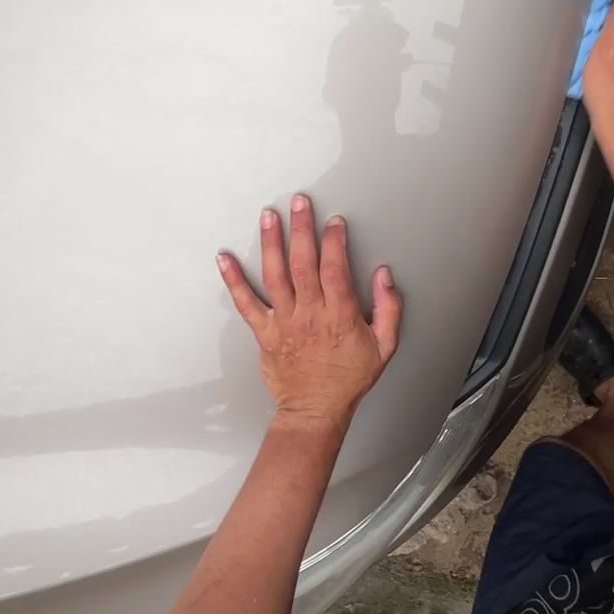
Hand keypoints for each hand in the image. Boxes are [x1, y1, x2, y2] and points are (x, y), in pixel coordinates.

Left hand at [217, 194, 401, 432]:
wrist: (315, 411)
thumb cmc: (349, 378)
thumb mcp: (384, 346)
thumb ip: (389, 308)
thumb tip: (384, 275)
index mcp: (339, 316)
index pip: (335, 270)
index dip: (335, 242)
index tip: (334, 222)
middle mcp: (309, 314)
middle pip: (303, 264)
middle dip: (301, 229)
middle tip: (300, 202)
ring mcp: (284, 322)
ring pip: (275, 276)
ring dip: (271, 243)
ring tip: (268, 216)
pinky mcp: (265, 332)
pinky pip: (246, 303)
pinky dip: (233, 280)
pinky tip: (224, 259)